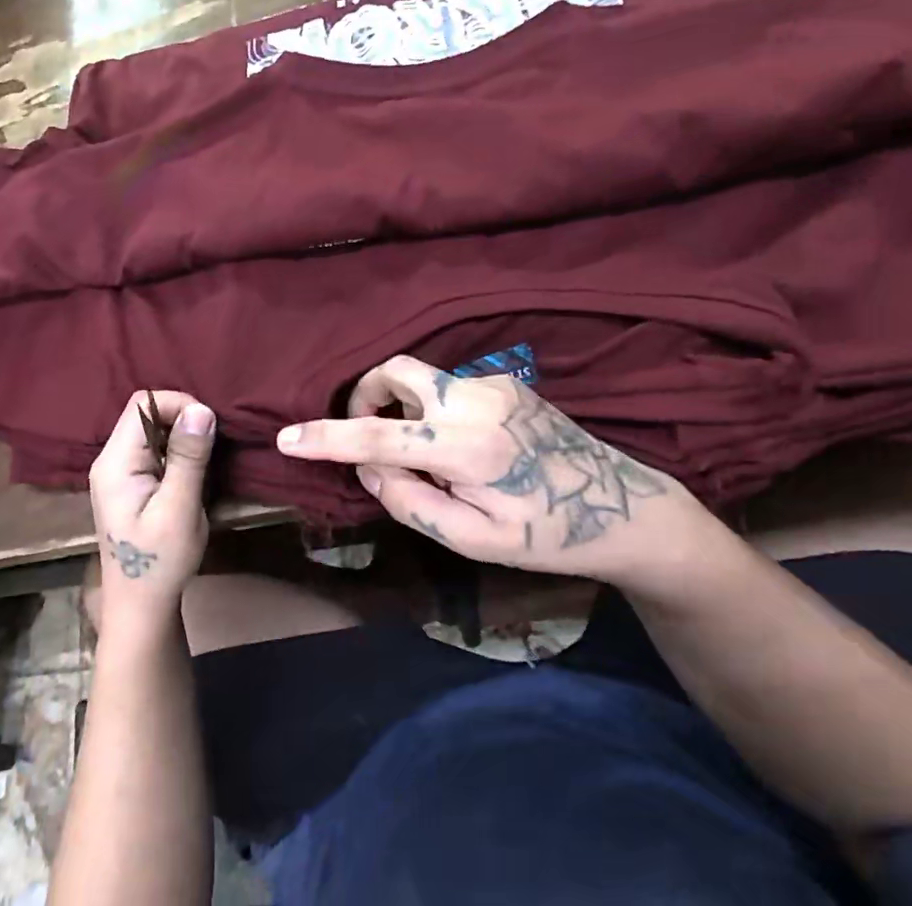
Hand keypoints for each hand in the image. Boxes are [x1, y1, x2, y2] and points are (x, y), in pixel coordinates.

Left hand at [88, 391, 217, 631]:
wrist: (140, 605)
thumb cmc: (159, 561)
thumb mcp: (179, 508)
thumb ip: (188, 457)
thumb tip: (201, 409)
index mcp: (115, 462)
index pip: (142, 404)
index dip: (178, 404)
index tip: (210, 427)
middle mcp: (110, 459)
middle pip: (145, 414)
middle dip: (182, 419)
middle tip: (212, 443)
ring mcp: (118, 472)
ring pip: (151, 431)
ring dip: (182, 437)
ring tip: (206, 458)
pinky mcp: (130, 484)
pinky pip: (153, 451)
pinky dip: (177, 452)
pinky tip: (193, 471)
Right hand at [276, 355, 729, 585]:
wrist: (625, 509)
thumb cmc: (547, 536)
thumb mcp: (470, 541)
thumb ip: (408, 501)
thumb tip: (370, 465)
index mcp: (468, 448)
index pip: (377, 436)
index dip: (325, 437)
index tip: (286, 438)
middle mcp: (477, 401)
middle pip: (394, 371)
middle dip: (364, 397)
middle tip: (366, 436)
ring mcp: (494, 385)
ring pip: (417, 376)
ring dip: (396, 405)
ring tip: (415, 451)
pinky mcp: (505, 383)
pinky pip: (443, 385)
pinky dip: (424, 408)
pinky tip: (450, 447)